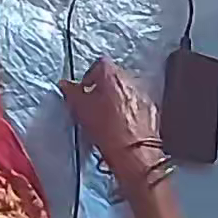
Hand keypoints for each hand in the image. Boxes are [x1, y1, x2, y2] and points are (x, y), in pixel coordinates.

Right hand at [61, 58, 163, 184]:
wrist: (134, 153)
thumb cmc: (107, 130)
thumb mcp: (81, 110)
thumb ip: (72, 93)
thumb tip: (66, 84)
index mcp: (111, 76)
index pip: (99, 64)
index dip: (89, 77)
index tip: (84, 90)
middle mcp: (130, 81)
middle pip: (114, 76)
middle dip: (104, 87)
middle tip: (94, 103)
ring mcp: (142, 95)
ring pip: (126, 90)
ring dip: (117, 98)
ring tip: (108, 116)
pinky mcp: (151, 110)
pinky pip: (137, 104)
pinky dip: (129, 110)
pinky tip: (122, 124)